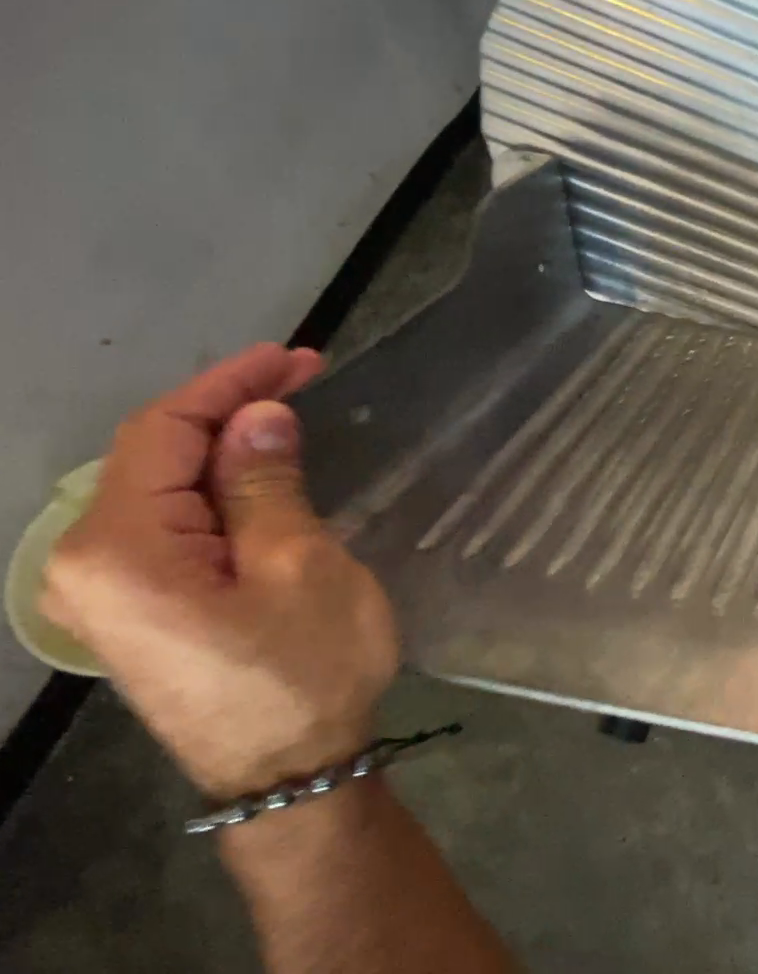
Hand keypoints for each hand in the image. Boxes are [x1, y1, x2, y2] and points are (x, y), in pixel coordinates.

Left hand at [42, 344, 399, 798]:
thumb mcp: (302, 565)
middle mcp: (84, 564)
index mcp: (117, 549)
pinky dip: (214, 492)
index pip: (160, 435)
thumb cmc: (305, 666)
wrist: (289, 769)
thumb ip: (266, 484)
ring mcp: (105, 592)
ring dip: (222, 450)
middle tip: (306, 378)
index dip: (226, 385)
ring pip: (160, 493)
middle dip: (226, 411)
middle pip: (151, 459)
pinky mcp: (136, 610)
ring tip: (288, 421)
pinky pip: (168, 528)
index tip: (295, 356)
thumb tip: (257, 416)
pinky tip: (256, 482)